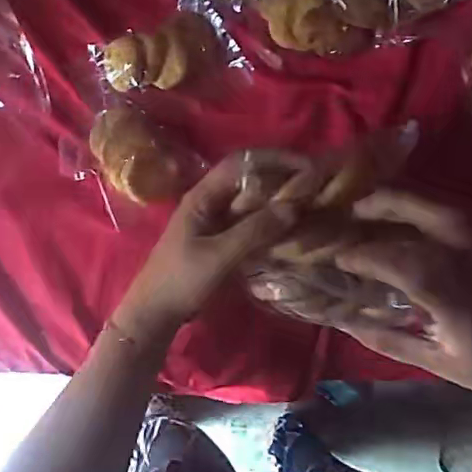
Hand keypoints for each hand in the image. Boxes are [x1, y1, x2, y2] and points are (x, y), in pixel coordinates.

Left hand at [111, 152, 304, 343]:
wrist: (155, 312)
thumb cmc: (181, 280)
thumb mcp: (220, 255)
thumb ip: (255, 230)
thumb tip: (294, 204)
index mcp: (203, 196)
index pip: (242, 161)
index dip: (275, 159)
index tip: (308, 167)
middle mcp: (209, 201)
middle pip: (249, 178)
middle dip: (281, 178)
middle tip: (317, 187)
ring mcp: (214, 220)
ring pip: (251, 200)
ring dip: (278, 199)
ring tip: (311, 204)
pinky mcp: (219, 239)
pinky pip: (249, 220)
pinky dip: (270, 220)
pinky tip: (291, 228)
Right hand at [330, 190, 471, 412]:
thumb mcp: (438, 364)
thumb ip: (388, 339)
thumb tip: (341, 319)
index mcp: (462, 305)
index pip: (411, 268)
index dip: (370, 257)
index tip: (337, 256)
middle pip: (432, 220)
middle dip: (385, 207)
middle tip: (345, 209)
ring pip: (444, 209)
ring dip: (402, 198)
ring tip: (366, 200)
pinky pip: (451, 214)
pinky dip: (419, 204)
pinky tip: (395, 207)